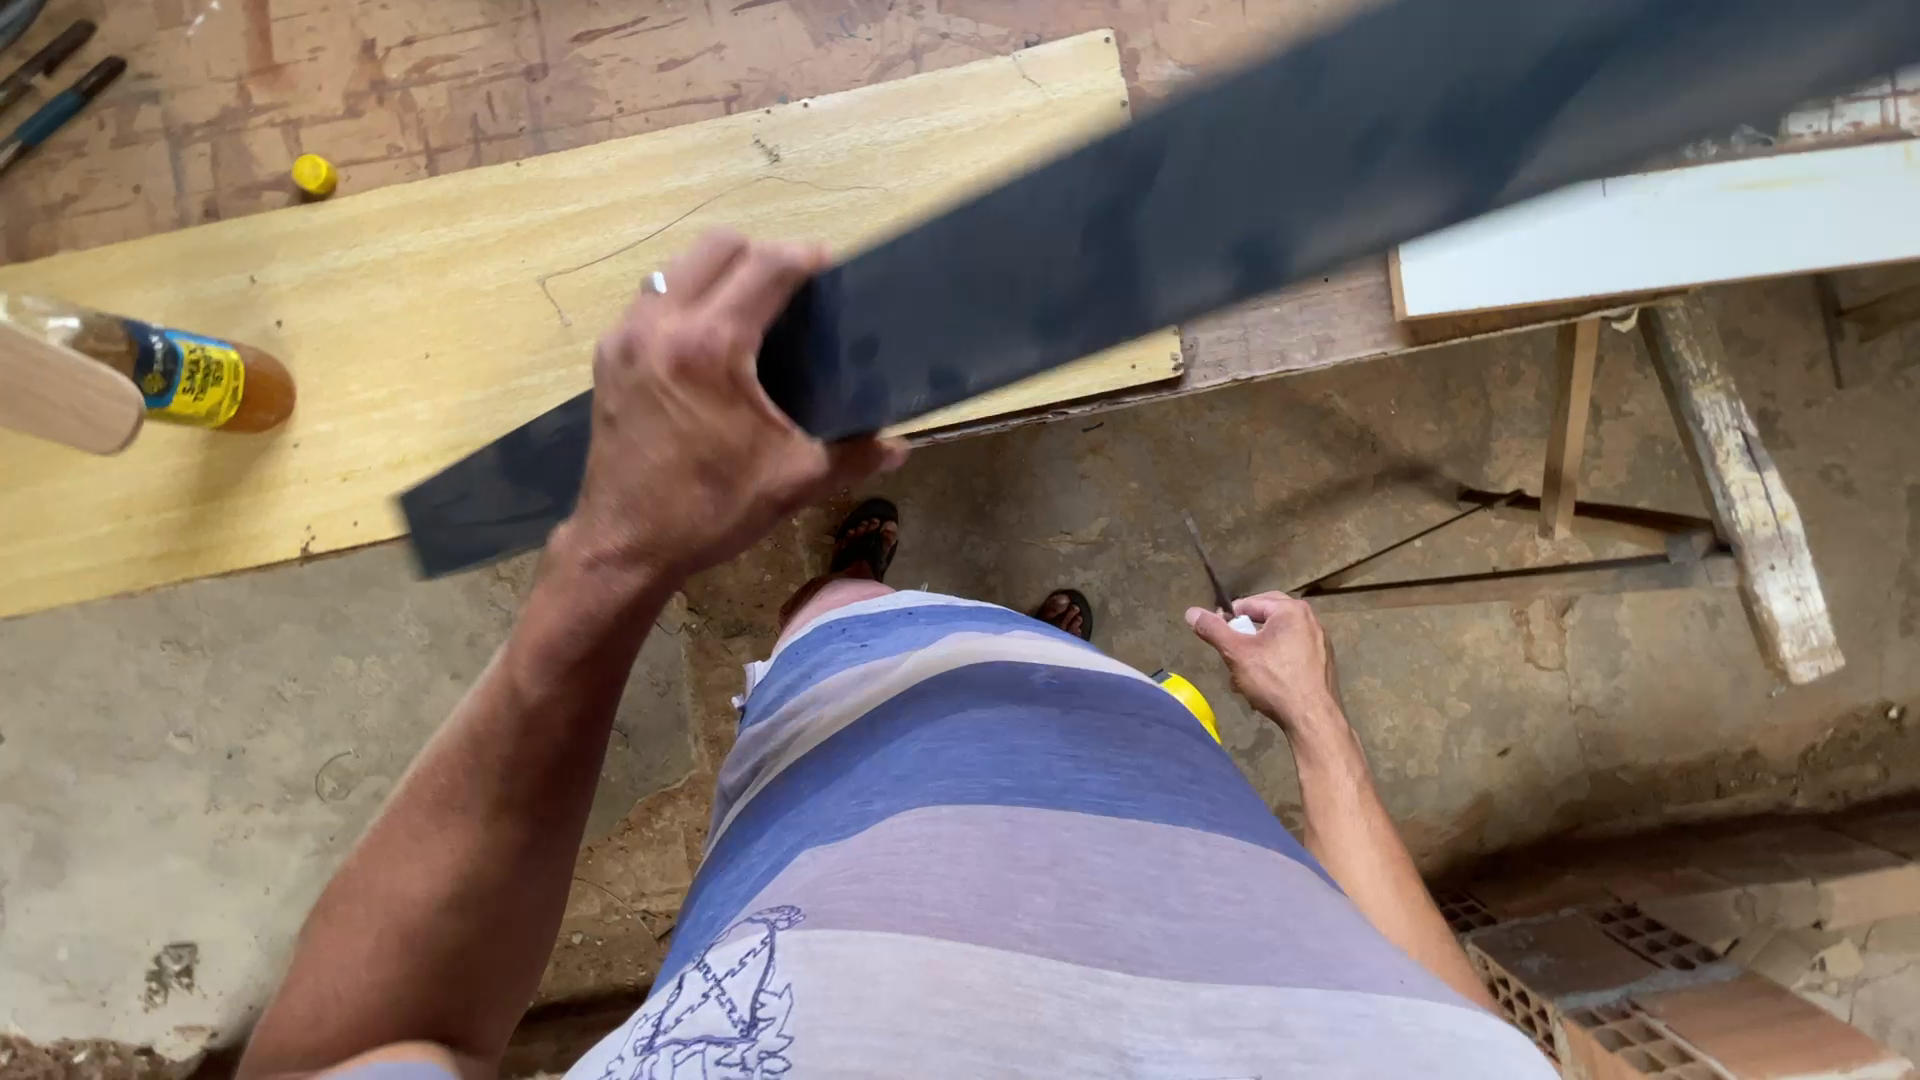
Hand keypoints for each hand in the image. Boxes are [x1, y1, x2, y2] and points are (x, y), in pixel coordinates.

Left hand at [562, 230, 907, 581]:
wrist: (625, 546)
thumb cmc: (711, 511)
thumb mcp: (792, 482)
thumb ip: (852, 457)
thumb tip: (898, 450)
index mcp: (711, 346)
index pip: (765, 266)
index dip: (805, 257)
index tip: (832, 266)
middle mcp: (662, 324)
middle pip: (716, 246)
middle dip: (762, 253)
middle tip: (794, 288)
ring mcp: (627, 337)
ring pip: (675, 267)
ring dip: (718, 272)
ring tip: (752, 307)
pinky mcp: (609, 358)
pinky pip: (650, 299)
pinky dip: (684, 298)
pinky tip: (708, 339)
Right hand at [1186, 592, 1348, 743]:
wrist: (1313, 720)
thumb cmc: (1274, 681)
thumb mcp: (1236, 653)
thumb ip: (1213, 629)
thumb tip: (1191, 612)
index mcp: (1291, 610)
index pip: (1249, 603)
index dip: (1228, 619)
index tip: (1219, 638)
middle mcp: (1310, 620)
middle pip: (1265, 619)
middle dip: (1244, 635)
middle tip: (1232, 653)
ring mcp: (1321, 642)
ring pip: (1278, 638)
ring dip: (1257, 651)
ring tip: (1245, 674)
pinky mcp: (1324, 663)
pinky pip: (1292, 653)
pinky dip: (1275, 662)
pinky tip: (1266, 683)